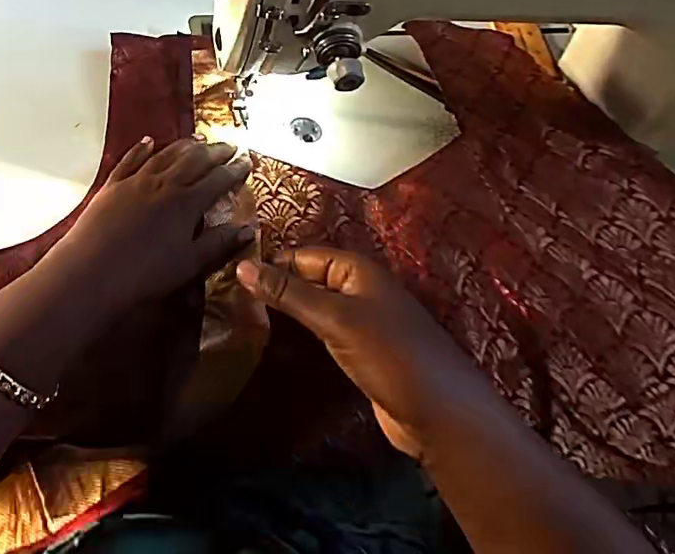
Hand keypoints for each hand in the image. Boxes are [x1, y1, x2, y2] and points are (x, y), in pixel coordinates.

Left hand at [41, 138, 253, 323]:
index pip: (217, 180)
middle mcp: (163, 183)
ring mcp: (136, 180)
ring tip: (198, 139)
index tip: (246, 161)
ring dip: (184, 145)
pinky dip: (142, 148)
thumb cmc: (145, 273)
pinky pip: (131, 159)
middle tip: (228, 145)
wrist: (94, 269)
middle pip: (193, 160)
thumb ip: (219, 243)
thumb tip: (248, 228)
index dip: (233, 170)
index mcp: (186, 203)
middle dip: (214, 151)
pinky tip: (149, 140)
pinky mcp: (113, 184)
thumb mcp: (190, 263)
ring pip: (165, 155)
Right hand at [235, 248, 498, 458]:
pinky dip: (299, 332)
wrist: (444, 419)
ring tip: (243, 315)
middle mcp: (358, 288)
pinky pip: (321, 330)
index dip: (269, 263)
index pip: (300, 255)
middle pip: (306, 278)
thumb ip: (288, 292)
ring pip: (312, 305)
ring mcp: (360, 320)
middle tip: (230, 296)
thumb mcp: (335, 319)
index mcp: (356, 269)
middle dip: (273, 286)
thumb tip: (241, 265)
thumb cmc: (391, 355)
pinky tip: (274, 340)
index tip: (230, 274)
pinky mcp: (359, 350)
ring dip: (284, 310)